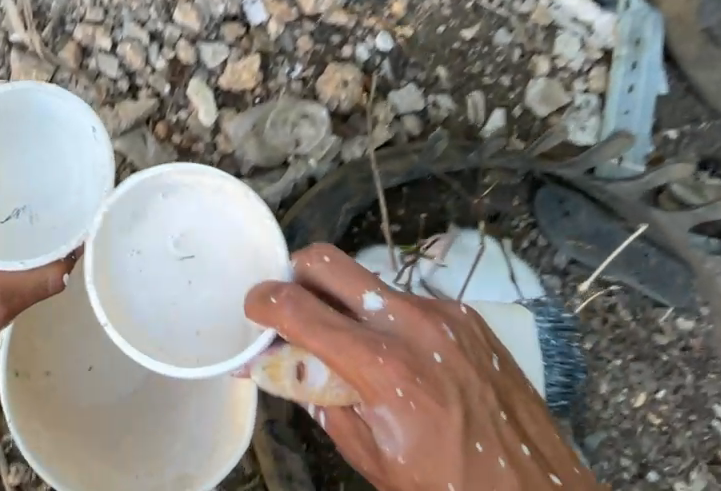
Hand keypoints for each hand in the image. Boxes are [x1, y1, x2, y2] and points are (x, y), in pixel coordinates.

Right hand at [245, 244, 603, 490]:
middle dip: (294, 274)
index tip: (252, 310)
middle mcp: (411, 323)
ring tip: (350, 344)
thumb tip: (276, 366)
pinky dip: (386, 317)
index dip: (263, 302)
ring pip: (367, 280)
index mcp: (382, 367)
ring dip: (344, 300)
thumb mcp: (375, 460)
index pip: (298, 308)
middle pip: (326, 260)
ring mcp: (444, 313)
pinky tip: (400, 357)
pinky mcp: (468, 315)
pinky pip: (407, 299)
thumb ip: (321, 401)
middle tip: (290, 306)